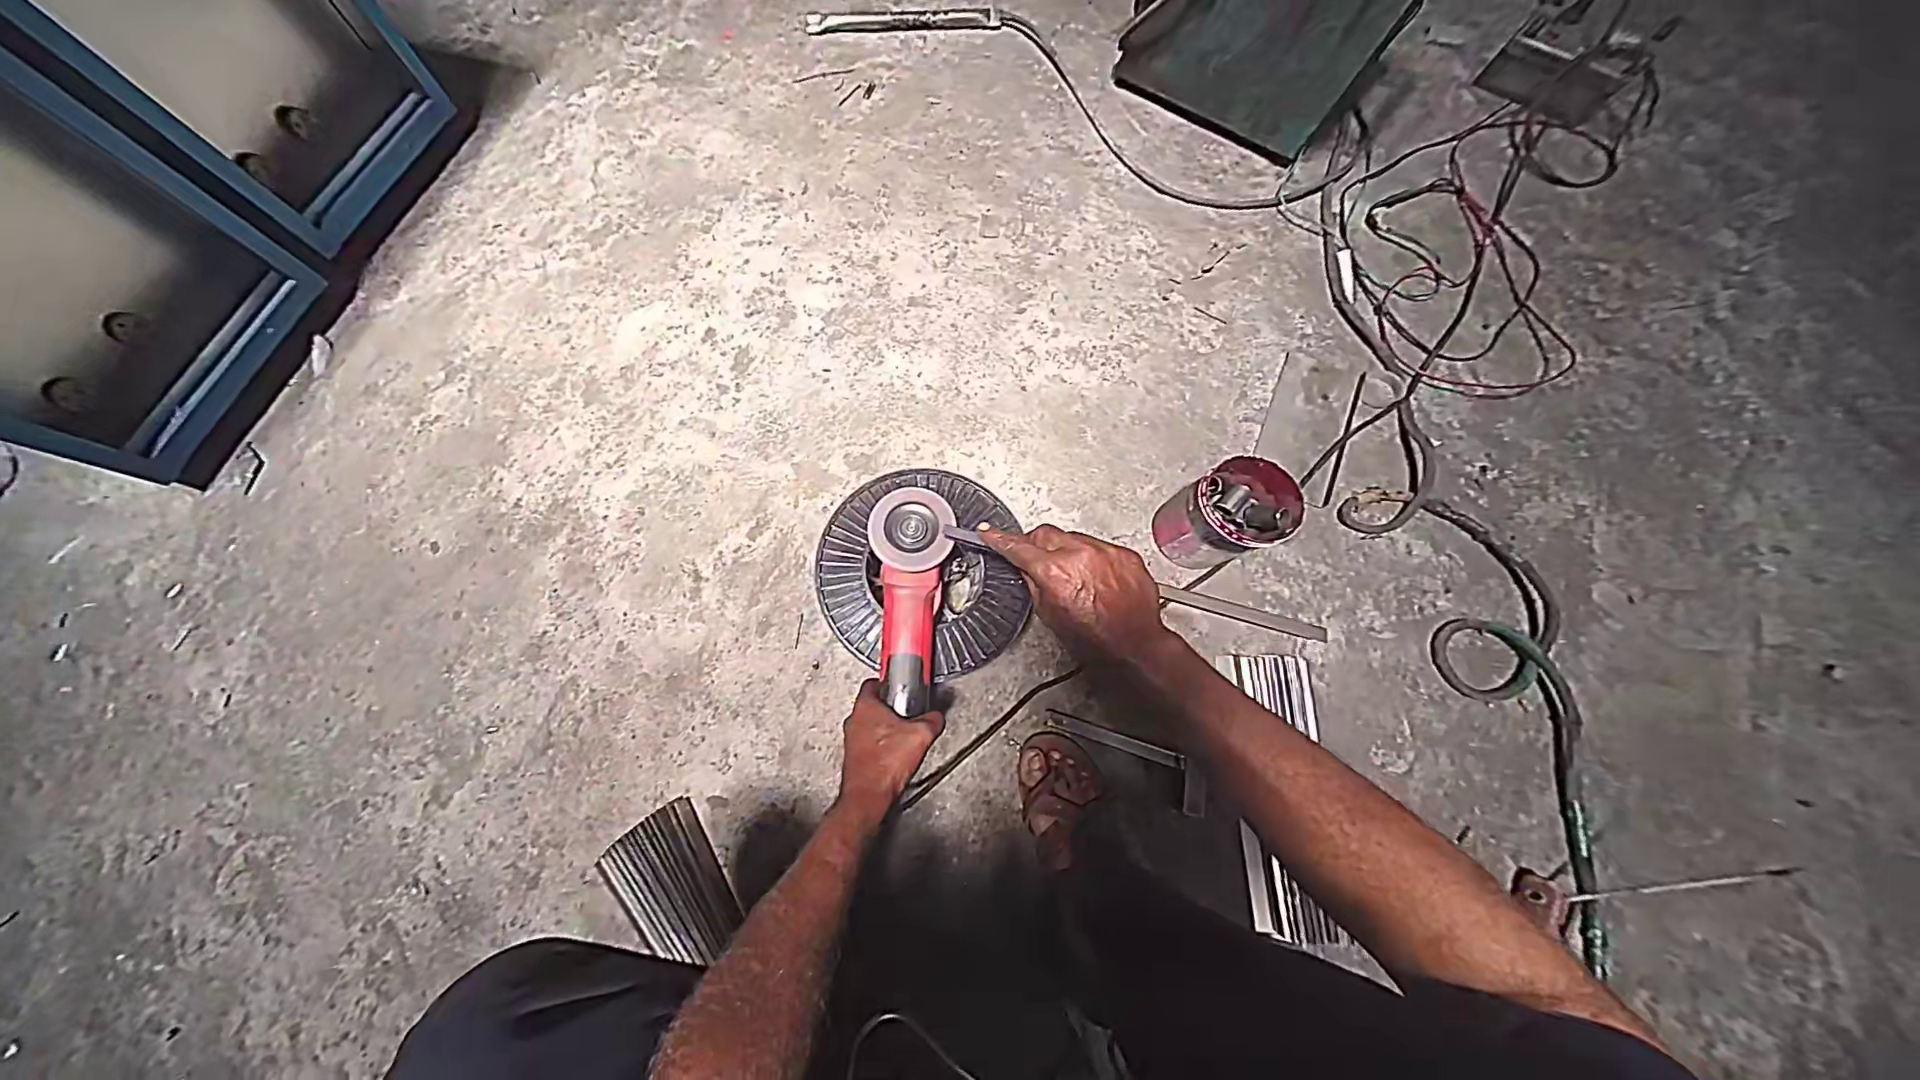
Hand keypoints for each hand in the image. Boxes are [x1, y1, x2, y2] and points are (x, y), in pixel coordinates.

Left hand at [836, 680, 944, 819]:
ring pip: (869, 724)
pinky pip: (867, 741)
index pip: (872, 683)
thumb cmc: (884, 765)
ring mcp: (851, 739)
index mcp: (865, 706)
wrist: (869, 796)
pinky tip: (894, 753)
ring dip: (884, 727)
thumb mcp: (920, 735)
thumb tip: (936, 716)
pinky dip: (880, 743)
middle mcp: (854, 720)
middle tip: (905, 711)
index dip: (888, 682)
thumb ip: (931, 720)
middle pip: (872, 704)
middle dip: (889, 707)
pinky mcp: (854, 755)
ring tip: (902, 734)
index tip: (899, 685)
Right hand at [979, 524, 1172, 662]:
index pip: (1019, 547)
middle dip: (1036, 544)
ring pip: (1074, 537)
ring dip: (1067, 551)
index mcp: (1055, 571)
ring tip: (1075, 578)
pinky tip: (1096, 579)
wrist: (1134, 645)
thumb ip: (1033, 584)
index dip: (999, 539)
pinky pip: (1100, 547)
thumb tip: (1025, 567)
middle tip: (1036, 560)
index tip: (989, 533)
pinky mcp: (1124, 555)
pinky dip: (1093, 558)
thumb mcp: (1050, 614)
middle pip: (1045, 534)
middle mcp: (1080, 555)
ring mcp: (1105, 552)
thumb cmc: (1095, 640)